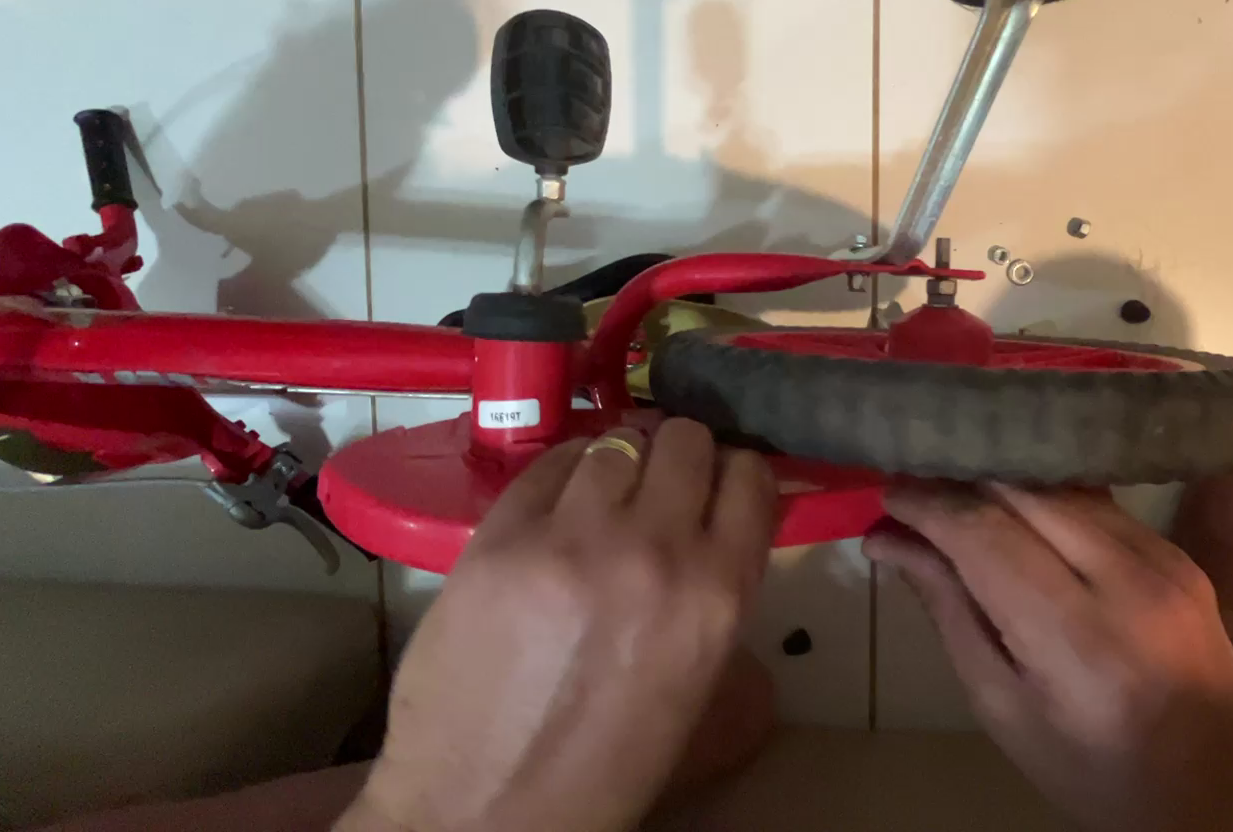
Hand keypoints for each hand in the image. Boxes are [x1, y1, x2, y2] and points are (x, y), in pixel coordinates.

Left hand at [339, 418, 777, 831]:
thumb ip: (726, 592)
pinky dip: (567, 470)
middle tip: (660, 485)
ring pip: (618, 440)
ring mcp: (572, 535)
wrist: (481, 813)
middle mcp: (653, 549)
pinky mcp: (501, 534)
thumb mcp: (700, 686)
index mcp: (716, 594)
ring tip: (604, 495)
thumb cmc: (607, 763)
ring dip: (621, 460)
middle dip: (680, 455)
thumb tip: (732, 519)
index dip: (736, 472)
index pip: (750, 475)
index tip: (718, 484)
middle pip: (686, 438)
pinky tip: (560, 503)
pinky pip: (552, 460)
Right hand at [864, 482, 1232, 831]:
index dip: (926, 504)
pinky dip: (1034, 493)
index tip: (886, 496)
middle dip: (954, 480)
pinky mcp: (1172, 548)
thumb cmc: (1091, 764)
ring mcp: (1159, 556)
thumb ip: (947, 610)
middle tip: (910, 488)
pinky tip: (1006, 506)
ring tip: (949, 491)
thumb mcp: (1000, 703)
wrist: (1222, 784)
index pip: (982, 534)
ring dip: (992, 479)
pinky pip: (1087, 497)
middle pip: (1017, 491)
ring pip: (1052, 483)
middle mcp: (1124, 581)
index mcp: (1075, 639)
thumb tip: (886, 540)